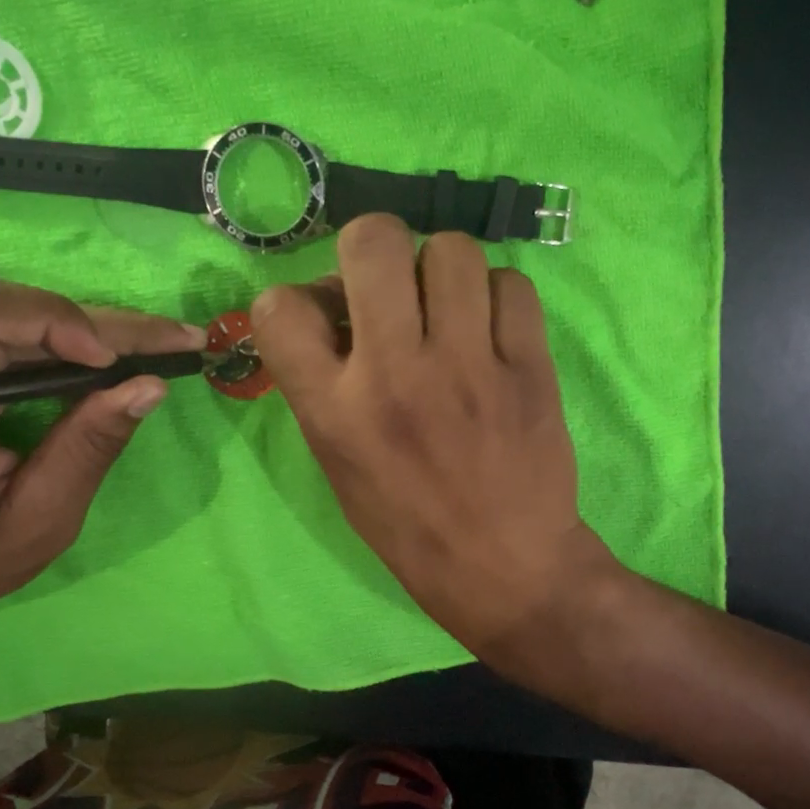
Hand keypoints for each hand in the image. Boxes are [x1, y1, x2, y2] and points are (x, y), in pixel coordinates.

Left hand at [0, 272, 203, 657]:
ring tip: (152, 350)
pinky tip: (106, 362)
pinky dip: (58, 341)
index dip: (56, 319)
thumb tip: (149, 386)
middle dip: (96, 321)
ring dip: (82, 327)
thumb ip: (87, 450)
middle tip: (174, 341)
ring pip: (2, 310)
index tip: (117, 362)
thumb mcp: (37, 523)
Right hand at [251, 214, 616, 654]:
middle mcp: (395, 375)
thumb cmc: (410, 527)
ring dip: (442, 269)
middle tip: (391, 287)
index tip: (325, 320)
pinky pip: (512, 283)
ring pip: (451, 249)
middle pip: (374, 240)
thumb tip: (335, 308)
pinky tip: (493, 331)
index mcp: (334, 412)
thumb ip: (323, 385)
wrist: (506, 567)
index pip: (279, 305)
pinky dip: (497, 296)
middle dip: (373, 250)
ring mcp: (468, 366)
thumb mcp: (339, 466)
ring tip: (448, 308)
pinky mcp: (530, 367)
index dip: (295, 301)